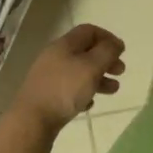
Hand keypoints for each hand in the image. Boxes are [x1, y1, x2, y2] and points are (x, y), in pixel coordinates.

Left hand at [10, 24, 125, 135]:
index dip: (108, 37)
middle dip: (105, 60)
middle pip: (85, 52)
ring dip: (98, 78)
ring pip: (79, 72)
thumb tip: (115, 44)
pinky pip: (69, 89)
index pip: (89, 31)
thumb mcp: (91, 67)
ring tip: (113, 90)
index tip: (122, 51)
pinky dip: (83, 93)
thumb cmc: (64, 89)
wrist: (31, 121)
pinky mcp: (46, 96)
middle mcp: (55, 57)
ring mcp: (48, 77)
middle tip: (121, 71)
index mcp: (64, 45)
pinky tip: (90, 104)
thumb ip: (107, 52)